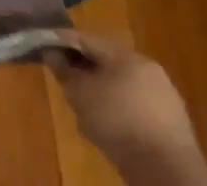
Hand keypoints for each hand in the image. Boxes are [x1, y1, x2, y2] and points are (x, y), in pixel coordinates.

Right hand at [47, 34, 206, 185]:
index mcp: (128, 57)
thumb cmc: (115, 119)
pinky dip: (113, 101)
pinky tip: (101, 115)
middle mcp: (149, 70)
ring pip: (119, 80)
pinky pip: (132, 100)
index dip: (58, 40)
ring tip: (77, 95)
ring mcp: (163, 95)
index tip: (38, 44)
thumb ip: (62, 68)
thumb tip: (51, 52)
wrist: (163, 167)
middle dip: (79, 64)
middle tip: (57, 71)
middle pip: (104, 59)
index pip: (84, 39)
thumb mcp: (77, 91)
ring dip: (95, 84)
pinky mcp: (168, 118)